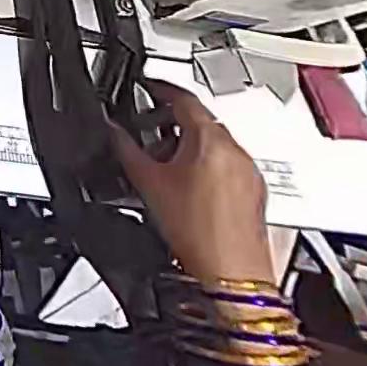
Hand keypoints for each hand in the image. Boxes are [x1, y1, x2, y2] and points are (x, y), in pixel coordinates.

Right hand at [110, 79, 272, 281]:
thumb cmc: (197, 234)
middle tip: (148, 126)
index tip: (148, 87)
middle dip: (171, 121)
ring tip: (164, 160)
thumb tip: (112, 130)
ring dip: (188, 142)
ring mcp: (248, 172)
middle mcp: (236, 151)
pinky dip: (206, 162)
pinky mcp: (254, 191)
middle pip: (200, 119)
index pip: (183, 98)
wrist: (231, 278)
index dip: (161, 89)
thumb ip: (125, 147)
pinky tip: (186, 182)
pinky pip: (227, 162)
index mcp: (211, 141)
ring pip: (214, 141)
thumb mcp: (147, 182)